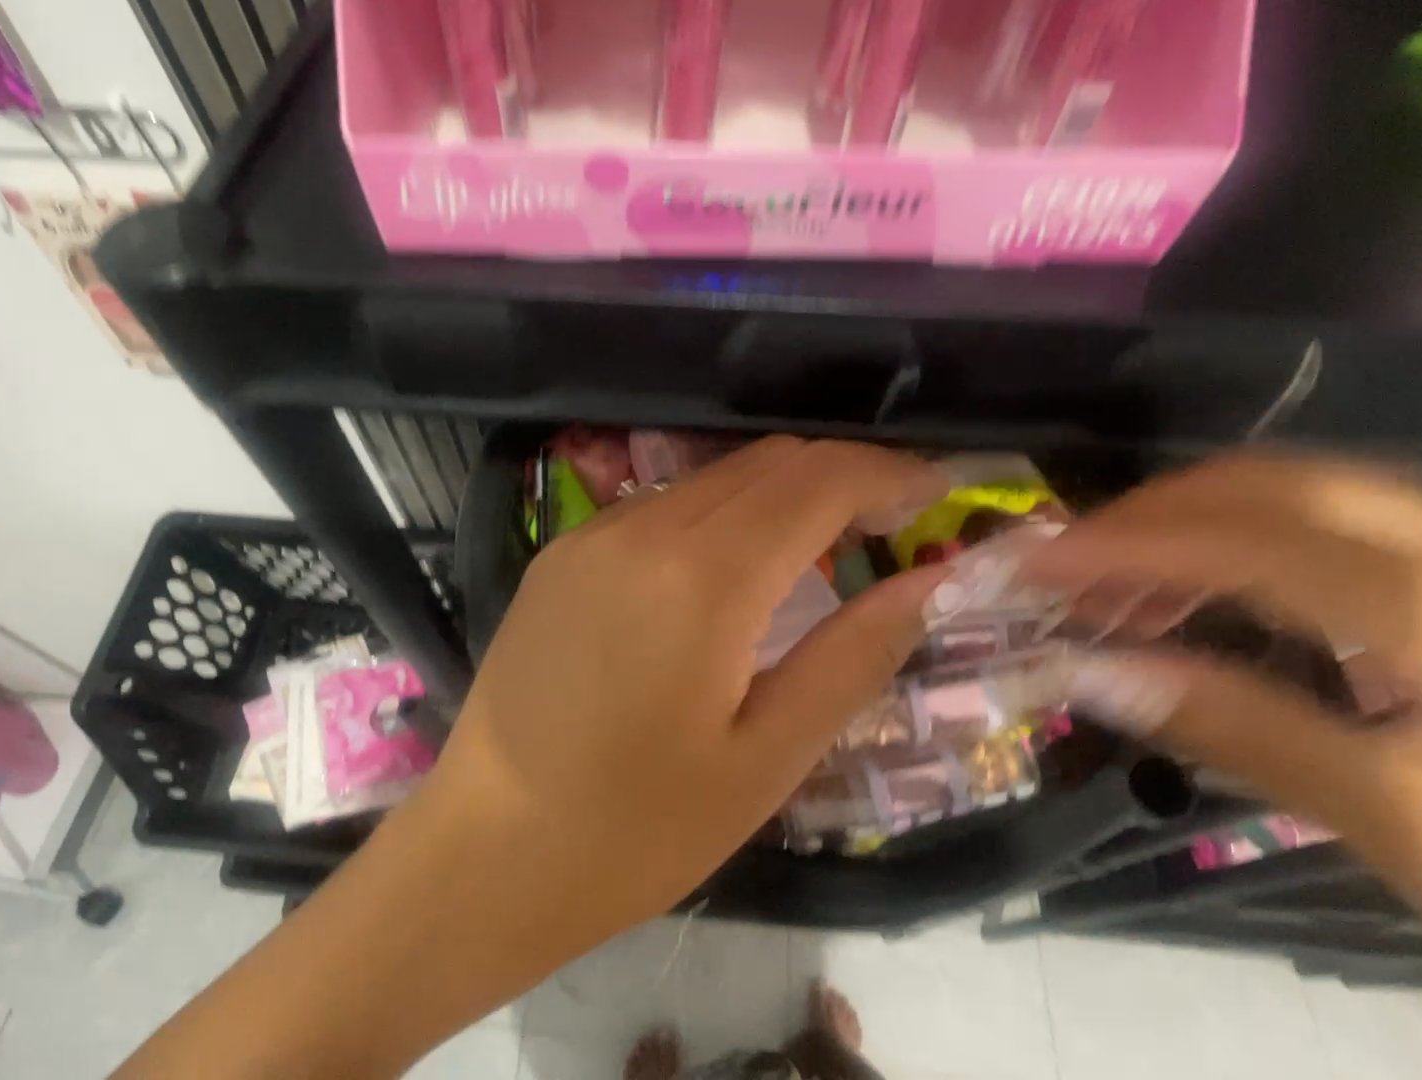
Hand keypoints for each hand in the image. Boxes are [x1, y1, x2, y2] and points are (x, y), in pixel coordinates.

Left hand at [415, 436, 948, 937]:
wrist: (485, 855)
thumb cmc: (636, 831)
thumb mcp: (767, 759)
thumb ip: (853, 656)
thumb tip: (927, 583)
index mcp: (701, 577)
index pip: (819, 479)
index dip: (889, 474)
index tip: (936, 494)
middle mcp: (640, 529)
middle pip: (767, 462)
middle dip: (842, 476)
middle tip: (893, 526)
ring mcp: (589, 536)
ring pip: (713, 478)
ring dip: (781, 494)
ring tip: (825, 550)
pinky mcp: (558, 557)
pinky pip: (661, 507)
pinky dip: (721, 515)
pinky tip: (734, 571)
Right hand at [1020, 458, 1421, 1004]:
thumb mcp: (1417, 832)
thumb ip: (1247, 734)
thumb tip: (1093, 674)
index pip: (1248, 541)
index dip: (1124, 545)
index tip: (1031, 565)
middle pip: (1275, 481)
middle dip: (1148, 513)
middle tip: (1062, 568)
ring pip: (1307, 488)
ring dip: (1190, 520)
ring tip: (1113, 583)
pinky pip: (1342, 519)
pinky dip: (1243, 537)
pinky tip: (1204, 588)